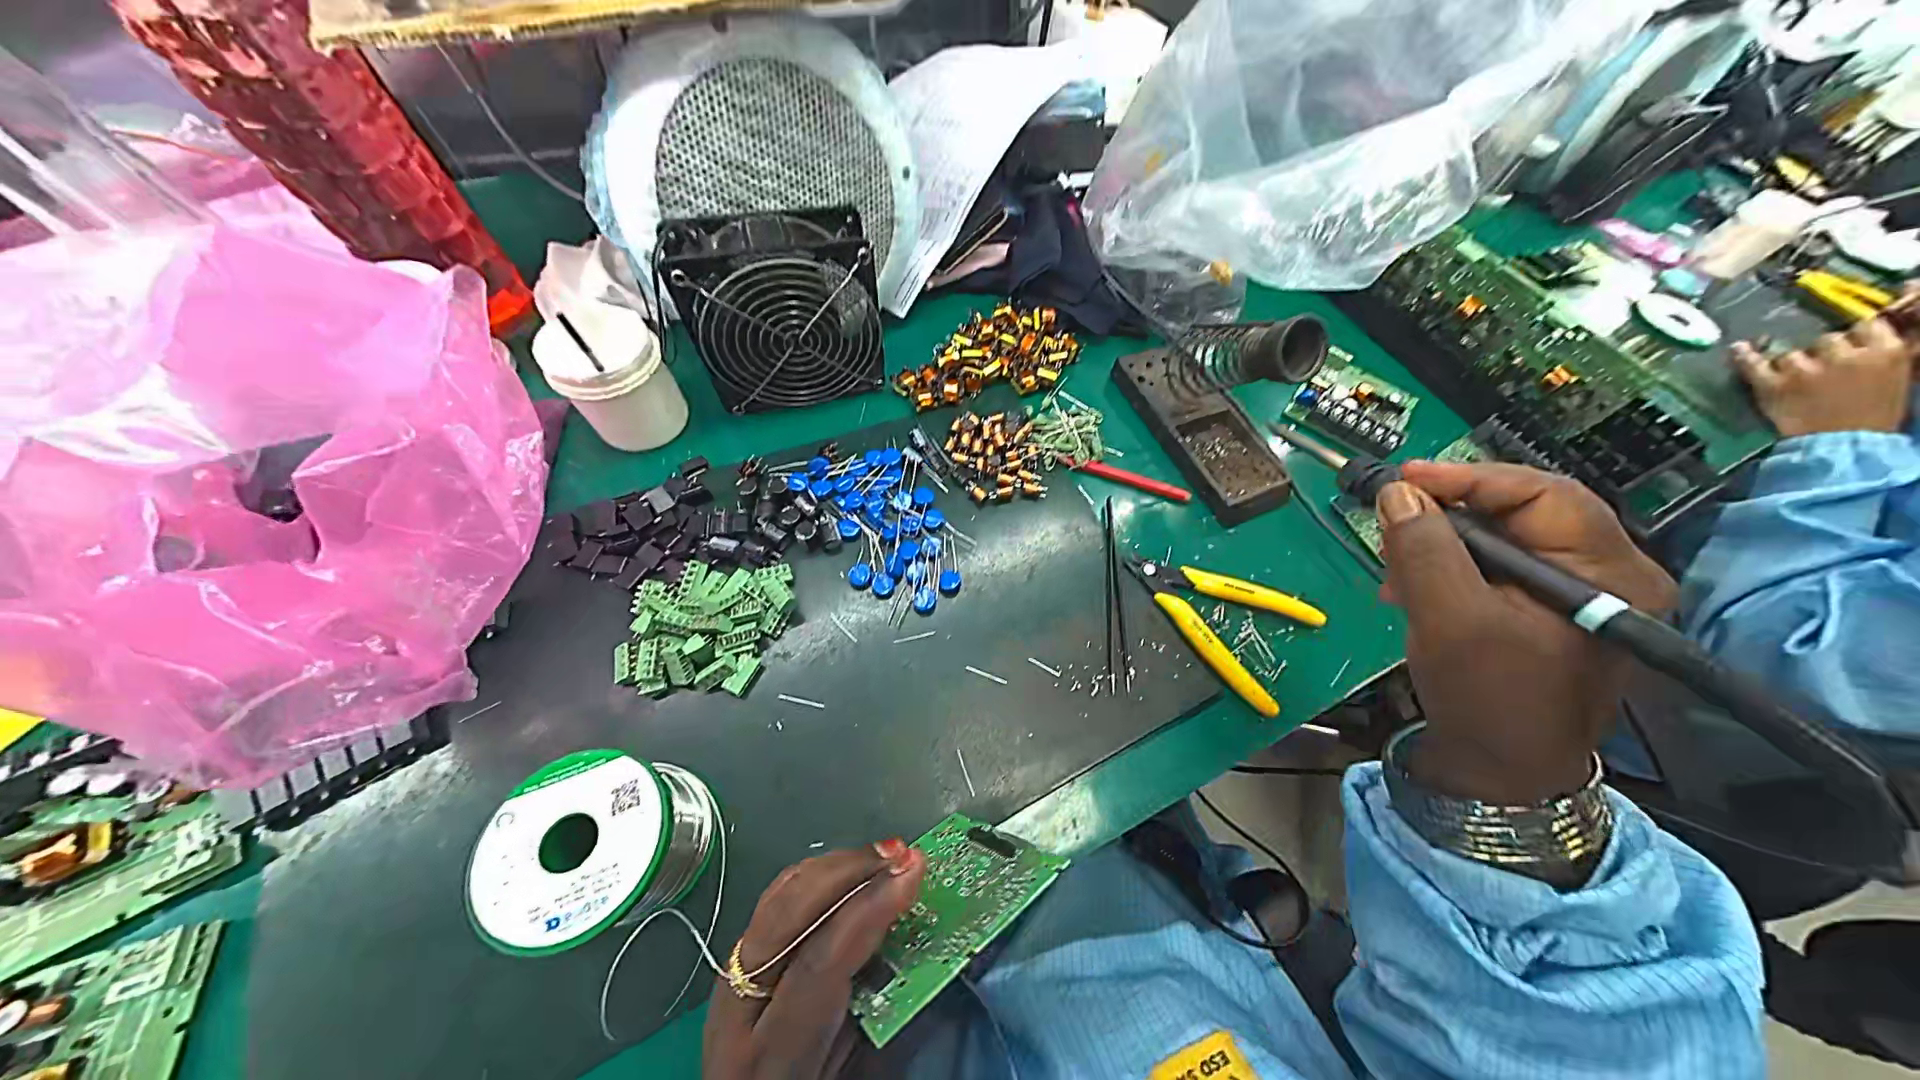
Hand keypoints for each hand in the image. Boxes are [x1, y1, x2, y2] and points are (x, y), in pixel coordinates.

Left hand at [703, 841, 924, 1079]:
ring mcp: (730, 978)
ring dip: (836, 864)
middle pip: (788, 913)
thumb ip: (879, 1017)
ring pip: (778, 896)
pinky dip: (817, 874)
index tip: (911, 873)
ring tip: (883, 853)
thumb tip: (922, 949)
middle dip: (849, 870)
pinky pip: (776, 899)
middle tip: (899, 852)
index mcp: (769, 1053)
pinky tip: (850, 868)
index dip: (869, 909)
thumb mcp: (850, 1074)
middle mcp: (738, 1008)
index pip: (820, 962)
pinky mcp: (735, 959)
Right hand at [1377, 462, 1676, 804]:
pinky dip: (1445, 567)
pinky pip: (1491, 566)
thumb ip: (1423, 549)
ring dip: (1438, 544)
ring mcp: (1574, 593)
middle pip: (1519, 512)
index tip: (1404, 479)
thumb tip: (1397, 493)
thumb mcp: (1447, 617)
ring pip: (1499, 538)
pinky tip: (1411, 585)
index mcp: (1609, 572)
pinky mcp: (1542, 609)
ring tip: (1396, 565)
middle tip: (1393, 522)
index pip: (1542, 493)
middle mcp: (1604, 573)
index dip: (1467, 479)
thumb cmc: (1486, 697)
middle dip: (1447, 516)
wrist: (1498, 769)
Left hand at [1730, 316, 1915, 436]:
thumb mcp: (1894, 378)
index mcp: (1886, 351)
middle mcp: (1843, 355)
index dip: (1853, 336)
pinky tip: (1737, 348)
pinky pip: (1753, 364)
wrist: (1844, 445)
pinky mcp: (1772, 385)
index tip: (1848, 345)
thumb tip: (1862, 341)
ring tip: (1794, 384)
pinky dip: (1743, 357)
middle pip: (1825, 340)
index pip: (1866, 326)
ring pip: (1790, 354)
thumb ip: (1877, 356)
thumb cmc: (1873, 416)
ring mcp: (1803, 370)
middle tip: (1819, 373)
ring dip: (1790, 365)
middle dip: (1821, 353)